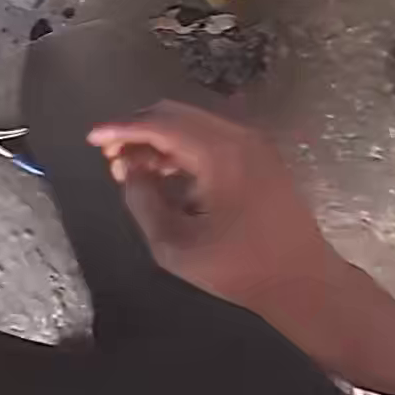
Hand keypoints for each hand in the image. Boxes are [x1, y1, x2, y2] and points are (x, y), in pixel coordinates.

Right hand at [86, 100, 339, 311]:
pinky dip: (178, 144)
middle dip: (135, 128)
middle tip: (109, 154)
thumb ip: (142, 202)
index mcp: (219, 155)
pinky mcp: (257, 153)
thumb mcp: (174, 245)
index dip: (120, 129)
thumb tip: (128, 171)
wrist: (302, 281)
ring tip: (129, 166)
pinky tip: (161, 169)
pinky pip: (207, 134)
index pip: (159, 125)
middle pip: (173, 113)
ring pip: (189, 120)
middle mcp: (237, 137)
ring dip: (155, 136)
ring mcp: (251, 142)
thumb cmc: (237, 268)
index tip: (91, 138)